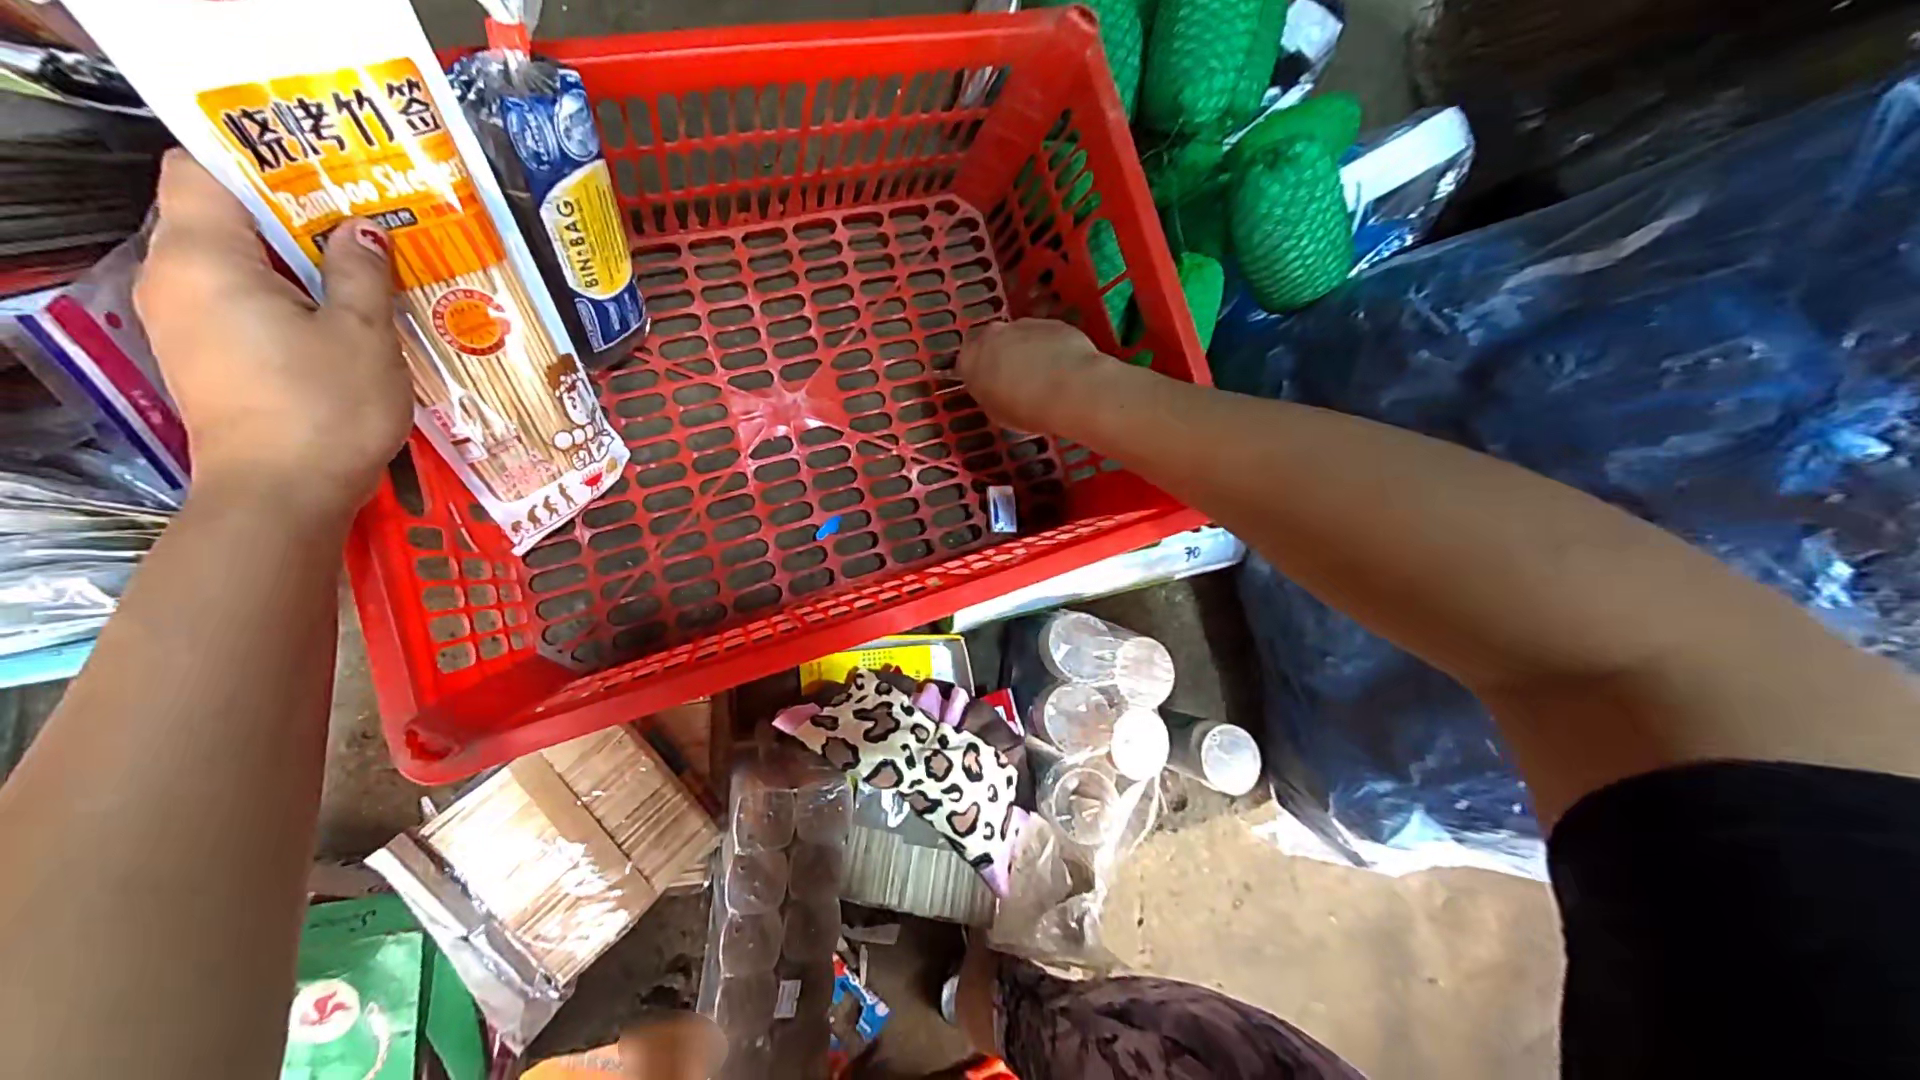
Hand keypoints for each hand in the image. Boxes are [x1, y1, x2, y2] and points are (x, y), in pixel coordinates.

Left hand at [135, 150, 410, 520]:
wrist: (284, 491)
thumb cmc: (326, 405)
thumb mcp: (362, 334)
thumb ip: (358, 272)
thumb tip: (360, 230)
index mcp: (204, 259)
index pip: (200, 172)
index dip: (257, 163)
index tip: (323, 176)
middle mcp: (175, 279)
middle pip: (223, 219)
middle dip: (293, 218)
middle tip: (364, 226)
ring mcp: (185, 321)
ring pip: (238, 267)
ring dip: (298, 265)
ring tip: (363, 275)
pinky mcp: (206, 356)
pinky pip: (242, 305)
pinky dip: (288, 301)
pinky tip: (340, 321)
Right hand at [956, 318, 1112, 435]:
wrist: (1070, 389)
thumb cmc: (1026, 409)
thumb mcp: (996, 413)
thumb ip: (989, 395)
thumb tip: (996, 390)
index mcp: (972, 358)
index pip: (966, 361)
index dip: (979, 373)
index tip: (989, 385)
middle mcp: (994, 334)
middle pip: (994, 343)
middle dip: (1002, 357)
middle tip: (1016, 381)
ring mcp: (1025, 324)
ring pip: (1021, 337)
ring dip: (1028, 352)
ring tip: (1044, 378)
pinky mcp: (1053, 323)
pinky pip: (1047, 337)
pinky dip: (1051, 349)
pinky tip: (1063, 370)